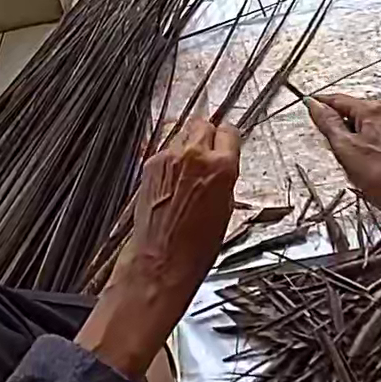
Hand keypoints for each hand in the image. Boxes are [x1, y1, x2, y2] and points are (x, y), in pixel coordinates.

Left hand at [76, 118, 239, 377]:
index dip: (228, 139)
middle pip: (203, 123)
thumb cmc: (196, 244)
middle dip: (208, 135)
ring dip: (188, 145)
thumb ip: (224, 177)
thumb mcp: (226, 208)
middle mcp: (194, 155)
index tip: (227, 143)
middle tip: (208, 151)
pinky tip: (173, 180)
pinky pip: (166, 150)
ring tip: (189, 169)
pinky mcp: (151, 163)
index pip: (229, 132)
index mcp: (221, 167)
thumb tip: (223, 163)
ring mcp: (169, 157)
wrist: (162, 258)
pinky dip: (171, 159)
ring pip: (183, 133)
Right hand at [303, 94, 380, 250]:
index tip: (310, 105)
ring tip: (350, 158)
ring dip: (356, 136)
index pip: (339, 99)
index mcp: (374, 111)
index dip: (321, 103)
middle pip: (356, 112)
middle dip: (340, 124)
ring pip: (370, 127)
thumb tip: (315, 105)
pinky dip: (372, 146)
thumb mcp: (346, 149)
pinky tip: (370, 165)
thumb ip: (328, 123)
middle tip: (328, 140)